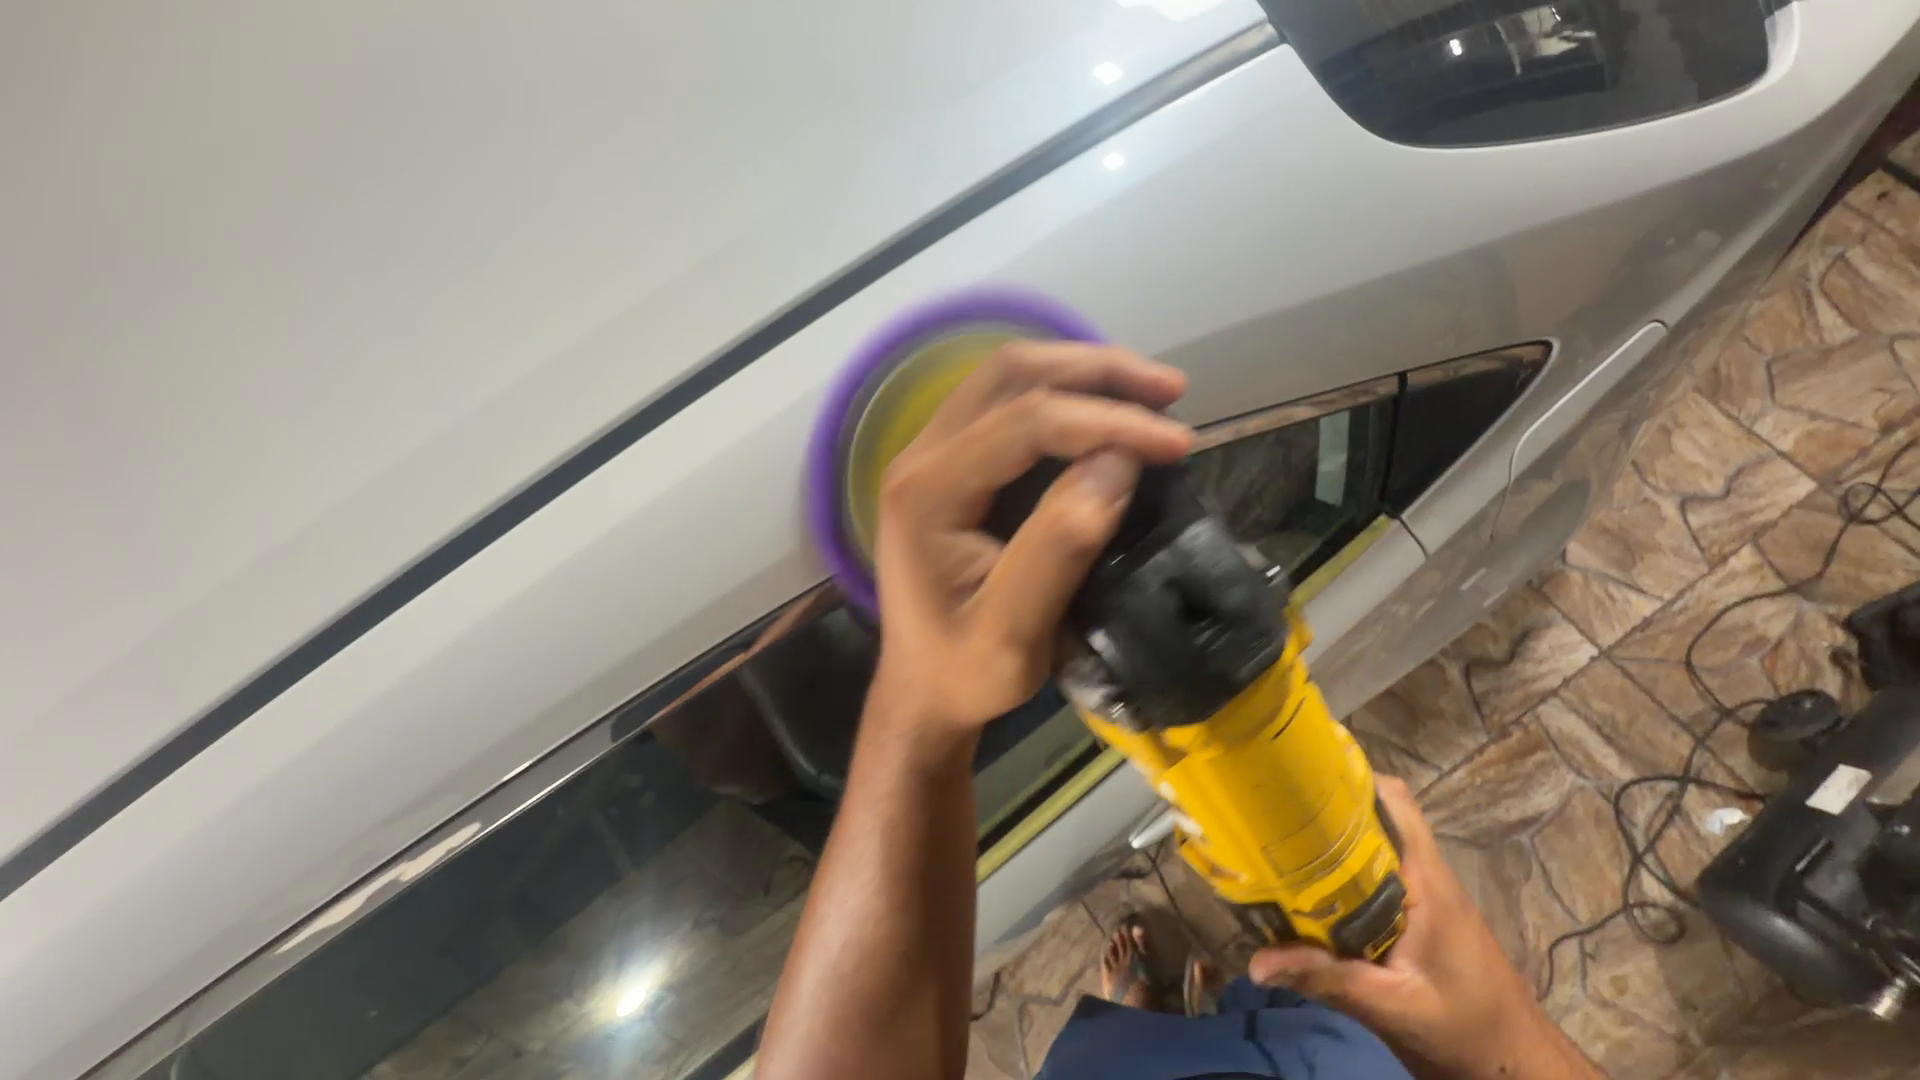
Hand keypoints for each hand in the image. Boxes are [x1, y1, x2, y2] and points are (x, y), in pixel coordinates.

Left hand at [865, 341, 1191, 742]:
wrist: (922, 692)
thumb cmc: (964, 674)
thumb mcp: (1012, 636)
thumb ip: (1058, 548)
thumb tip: (1119, 464)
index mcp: (927, 494)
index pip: (1026, 422)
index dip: (1109, 421)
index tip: (1177, 442)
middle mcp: (920, 458)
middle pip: (1010, 374)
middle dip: (1097, 371)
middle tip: (1169, 390)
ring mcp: (929, 458)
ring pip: (1006, 380)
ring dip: (1081, 375)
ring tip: (1149, 394)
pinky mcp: (948, 468)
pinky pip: (1004, 406)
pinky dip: (1062, 398)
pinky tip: (1106, 415)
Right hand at [1249, 778, 1604, 1079]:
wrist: (1514, 1066)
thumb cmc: (1466, 1029)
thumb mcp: (1393, 1007)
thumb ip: (1328, 979)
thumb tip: (1256, 962)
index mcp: (1425, 878)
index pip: (1392, 801)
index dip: (1347, 777)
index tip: (1294, 772)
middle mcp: (1421, 873)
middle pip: (1371, 816)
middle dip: (1322, 806)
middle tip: (1267, 807)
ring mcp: (1419, 892)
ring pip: (1368, 844)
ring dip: (1326, 837)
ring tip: (1271, 838)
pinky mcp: (1412, 913)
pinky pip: (1369, 873)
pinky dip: (1335, 869)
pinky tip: (1299, 886)